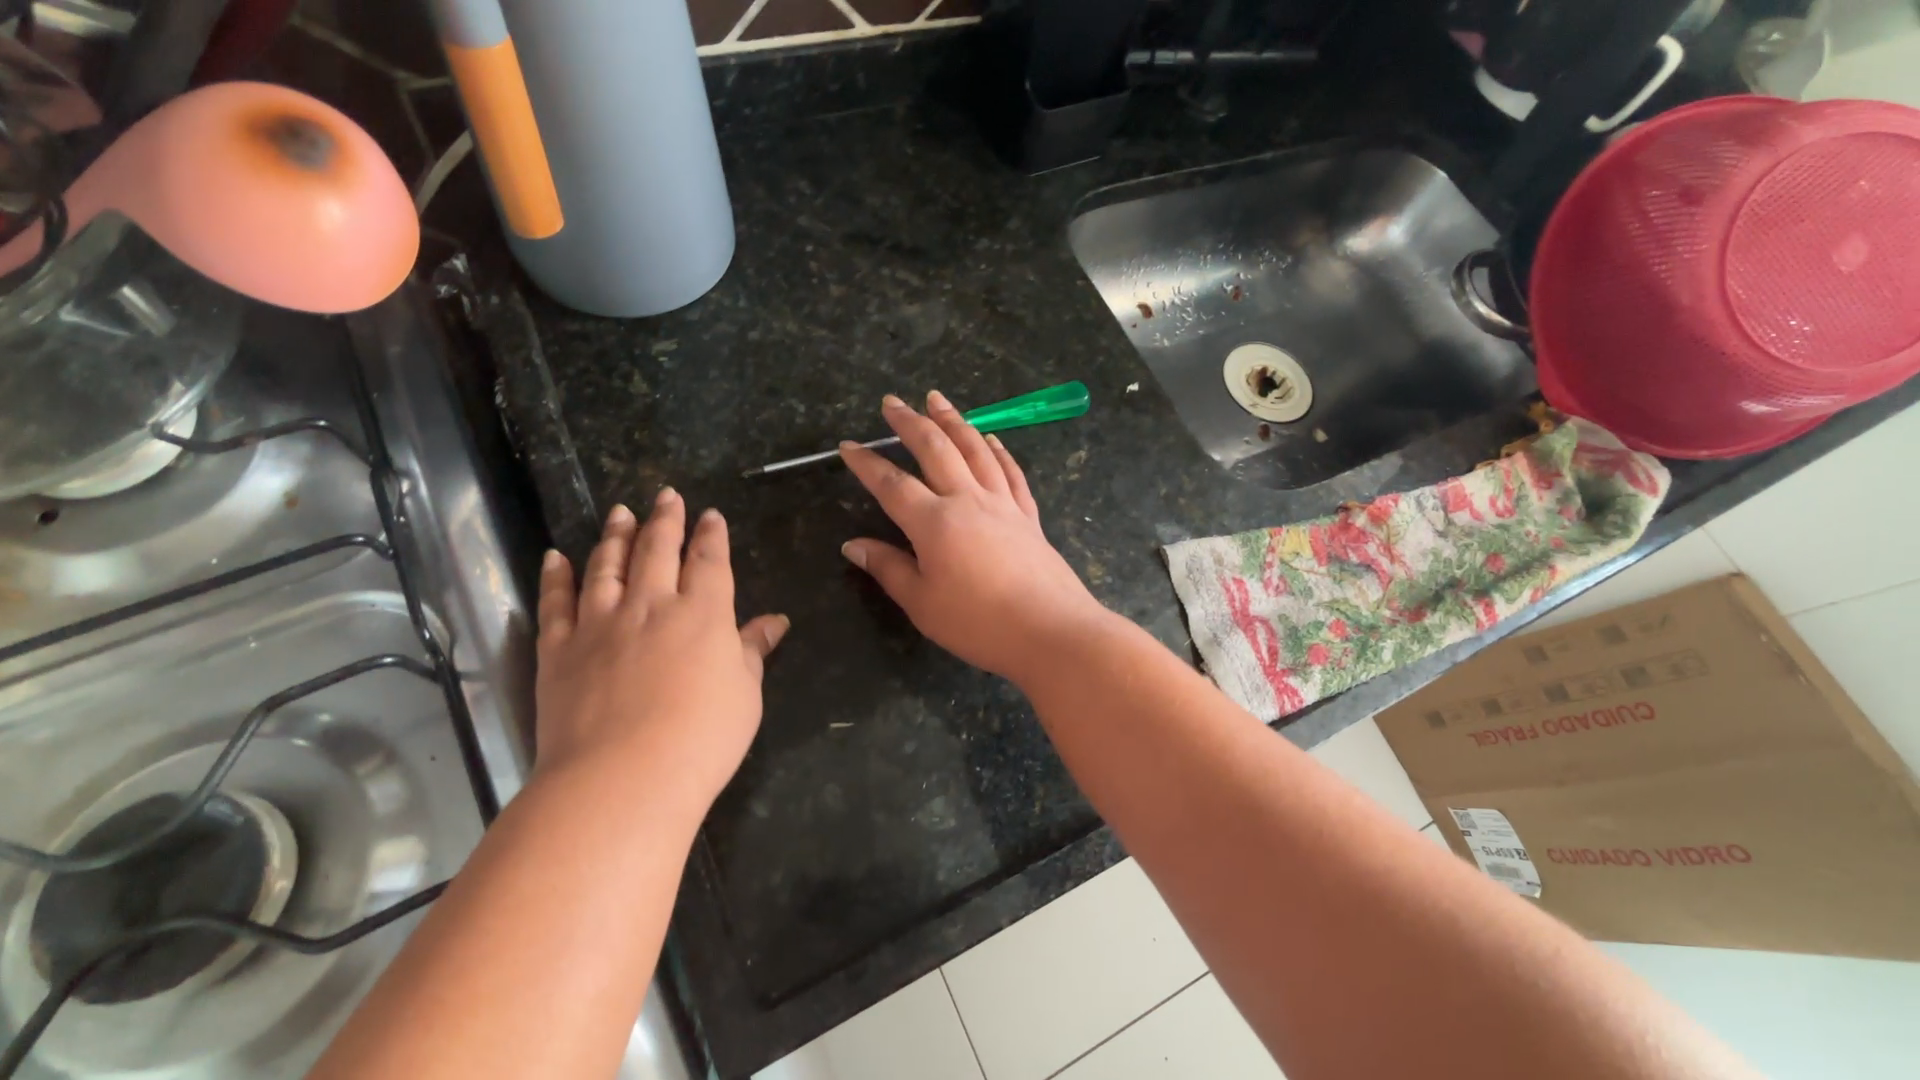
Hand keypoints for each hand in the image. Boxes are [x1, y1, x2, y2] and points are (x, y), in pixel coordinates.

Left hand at [534, 491, 788, 816]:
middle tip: (666, 495)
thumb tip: (774, 622)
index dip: (711, 535)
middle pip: (657, 550)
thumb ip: (752, 652)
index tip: (710, 515)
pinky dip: (556, 576)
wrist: (623, 778)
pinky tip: (555, 557)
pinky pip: (556, 602)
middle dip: (665, 520)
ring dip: (616, 536)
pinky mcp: (559, 649)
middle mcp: (651, 605)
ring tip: (620, 513)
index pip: (709, 561)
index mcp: (703, 614)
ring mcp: (600, 623)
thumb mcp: (745, 696)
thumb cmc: (702, 740)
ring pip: (607, 566)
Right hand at [839, 391, 1109, 683]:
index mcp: (934, 522)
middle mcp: (968, 500)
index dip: (867, 464)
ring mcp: (1003, 504)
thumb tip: (853, 545)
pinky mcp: (1029, 516)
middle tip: (892, 402)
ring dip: (954, 421)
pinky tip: (992, 437)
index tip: (847, 446)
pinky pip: (1011, 472)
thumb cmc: (978, 623)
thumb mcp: (922, 603)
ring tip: (937, 399)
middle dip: (910, 423)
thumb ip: (888, 568)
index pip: (891, 484)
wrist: (1050, 631)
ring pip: (975, 449)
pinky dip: (998, 450)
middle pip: (935, 449)